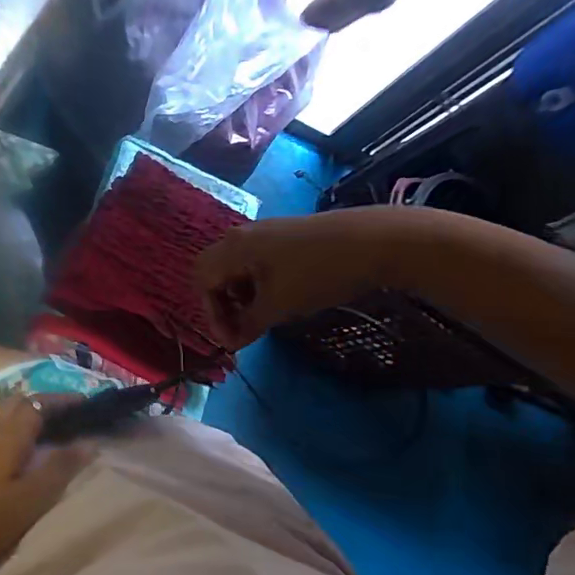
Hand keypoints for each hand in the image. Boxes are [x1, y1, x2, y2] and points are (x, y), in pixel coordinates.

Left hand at [0, 396, 91, 574]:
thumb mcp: (31, 499)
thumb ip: (60, 468)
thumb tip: (89, 442)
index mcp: (8, 435)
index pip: (38, 403)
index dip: (62, 400)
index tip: (86, 404)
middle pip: (17, 402)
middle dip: (44, 403)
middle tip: (68, 415)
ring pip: (0, 415)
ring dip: (24, 413)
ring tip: (45, 428)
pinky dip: (9, 427)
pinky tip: (12, 448)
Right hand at [193, 207, 414, 350]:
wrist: (371, 241)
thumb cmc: (316, 274)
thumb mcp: (278, 305)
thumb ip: (248, 325)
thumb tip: (232, 342)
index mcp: (234, 248)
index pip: (202, 281)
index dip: (211, 314)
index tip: (232, 341)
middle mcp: (244, 235)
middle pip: (217, 272)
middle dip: (225, 305)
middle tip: (244, 330)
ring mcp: (268, 233)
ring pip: (240, 268)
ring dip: (243, 297)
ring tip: (265, 318)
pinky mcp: (289, 236)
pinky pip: (260, 262)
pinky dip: (261, 285)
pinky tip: (284, 299)